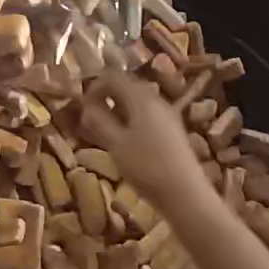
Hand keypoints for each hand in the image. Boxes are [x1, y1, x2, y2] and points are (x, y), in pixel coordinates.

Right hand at [80, 72, 212, 207]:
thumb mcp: (116, 145)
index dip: (94, 87)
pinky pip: (147, 115)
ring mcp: (168, 115)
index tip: (82, 107)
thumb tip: (86, 107)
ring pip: (137, 102)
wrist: (185, 191)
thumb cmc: (146, 166)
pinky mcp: (173, 130)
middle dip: (106, 98)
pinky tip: (126, 142)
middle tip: (91, 119)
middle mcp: (156, 100)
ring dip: (118, 111)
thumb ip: (99, 122)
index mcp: (141, 98)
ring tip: (105, 132)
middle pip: (127, 87)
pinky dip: (132, 120)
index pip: (113, 77)